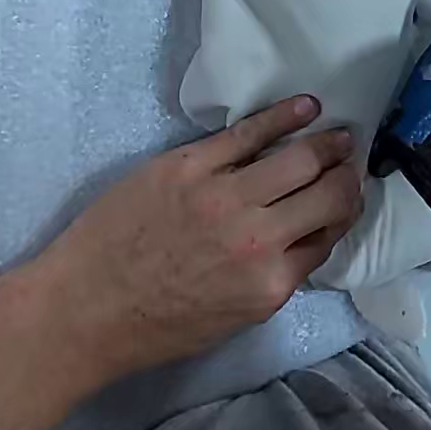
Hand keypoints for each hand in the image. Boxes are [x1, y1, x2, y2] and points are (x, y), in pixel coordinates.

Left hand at [24, 95, 361, 379]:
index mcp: (271, 282)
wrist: (83, 311)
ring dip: (328, 144)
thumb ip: (285, 272)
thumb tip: (316, 228)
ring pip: (299, 158)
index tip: (346, 193)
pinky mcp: (189, 165)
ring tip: (337, 135)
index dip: (346, 209)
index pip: (332, 231)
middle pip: (329, 192)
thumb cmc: (161, 322)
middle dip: (347, 174)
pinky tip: (307, 107)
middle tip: (348, 161)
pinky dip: (285, 116)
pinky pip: (249, 133)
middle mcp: (257, 238)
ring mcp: (223, 197)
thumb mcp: (239, 315)